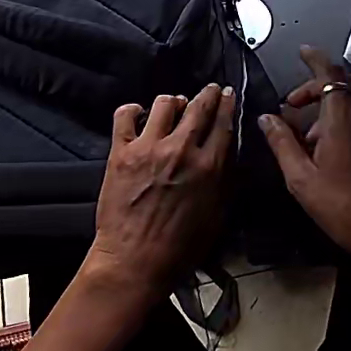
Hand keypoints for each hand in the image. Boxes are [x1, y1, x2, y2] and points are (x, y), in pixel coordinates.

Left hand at [87, 83, 237, 301]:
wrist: (134, 261)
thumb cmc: (179, 248)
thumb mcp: (217, 216)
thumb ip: (225, 181)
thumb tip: (227, 156)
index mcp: (209, 166)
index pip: (223, 122)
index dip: (228, 104)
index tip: (229, 94)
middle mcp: (181, 150)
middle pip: (198, 106)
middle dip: (207, 94)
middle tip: (210, 90)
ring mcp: (148, 148)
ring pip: (164, 103)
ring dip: (173, 102)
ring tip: (173, 106)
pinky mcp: (121, 152)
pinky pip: (125, 115)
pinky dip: (133, 110)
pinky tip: (137, 114)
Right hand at [258, 47, 350, 281]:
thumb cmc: (346, 210)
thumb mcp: (302, 180)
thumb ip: (282, 143)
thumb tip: (267, 119)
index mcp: (344, 120)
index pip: (329, 73)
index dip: (314, 58)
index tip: (303, 51)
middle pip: (340, 87)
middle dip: (313, 91)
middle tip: (292, 107)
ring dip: (327, 113)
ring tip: (308, 140)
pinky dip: (344, 125)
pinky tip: (331, 153)